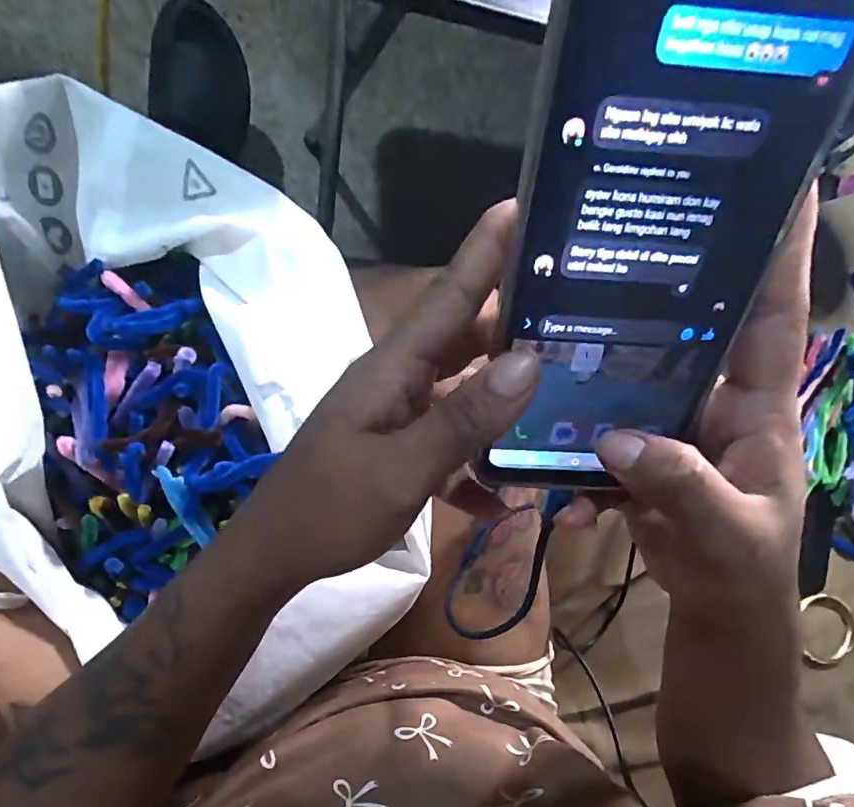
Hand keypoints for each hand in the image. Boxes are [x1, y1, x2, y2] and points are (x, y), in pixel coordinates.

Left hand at [230, 202, 539, 588]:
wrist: (276, 555)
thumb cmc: (331, 510)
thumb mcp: (402, 469)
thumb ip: (463, 419)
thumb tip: (528, 362)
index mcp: (391, 370)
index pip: (447, 298)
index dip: (484, 252)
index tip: (521, 204)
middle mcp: (395, 382)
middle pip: (463, 342)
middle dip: (515, 328)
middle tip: (577, 316)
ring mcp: (395, 417)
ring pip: (461, 393)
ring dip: (504, 401)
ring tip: (562, 397)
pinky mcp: (396, 450)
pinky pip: (447, 443)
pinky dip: (475, 464)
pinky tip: (506, 496)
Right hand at [562, 190, 817, 629]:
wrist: (718, 615)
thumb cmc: (744, 572)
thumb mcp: (724, 532)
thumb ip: (679, 484)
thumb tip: (615, 440)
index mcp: (758, 410)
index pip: (775, 320)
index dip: (784, 255)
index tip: (785, 184)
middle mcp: (717, 407)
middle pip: (686, 340)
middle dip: (651, 304)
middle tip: (606, 261)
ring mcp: (676, 435)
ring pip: (633, 392)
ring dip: (592, 398)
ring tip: (548, 384)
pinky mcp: (644, 463)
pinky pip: (606, 450)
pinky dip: (580, 474)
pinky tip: (567, 507)